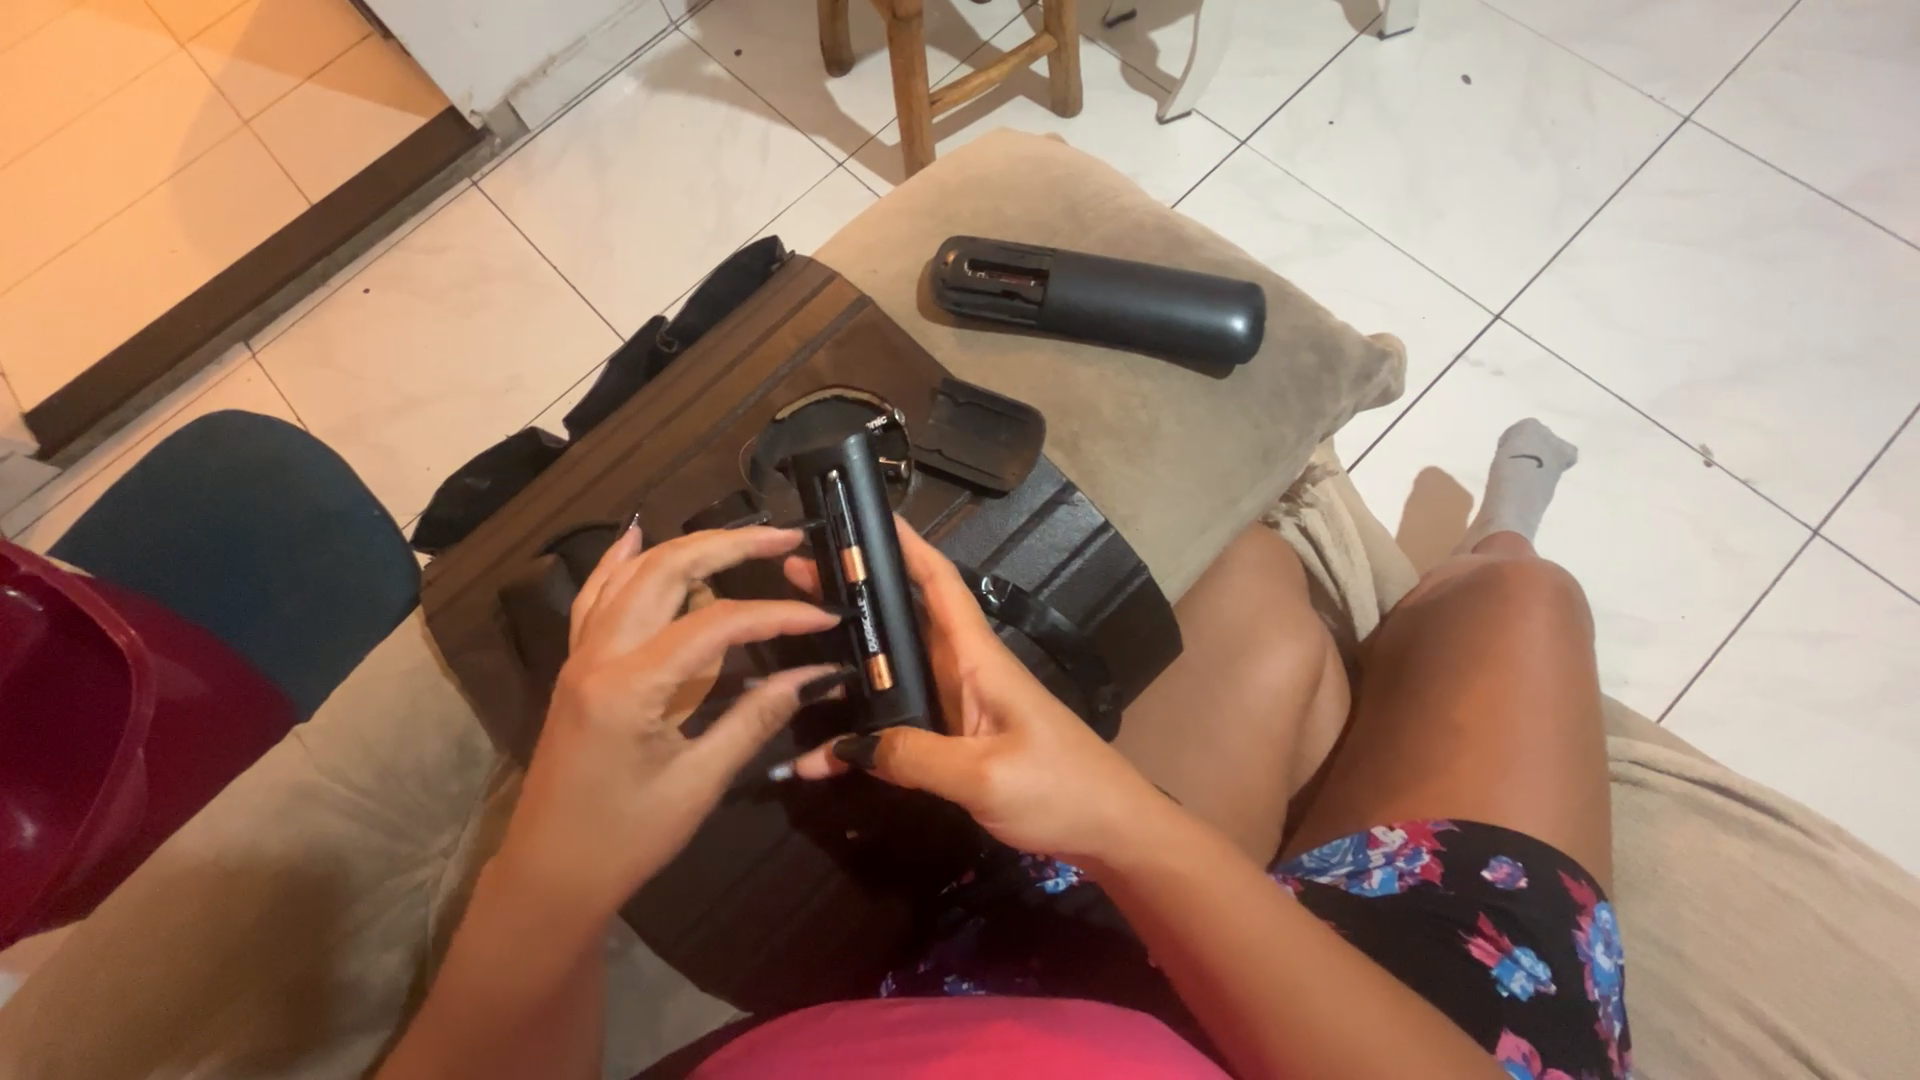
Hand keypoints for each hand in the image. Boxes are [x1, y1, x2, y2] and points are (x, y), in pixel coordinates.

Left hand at [492, 524, 848, 922]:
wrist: (548, 878)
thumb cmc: (625, 838)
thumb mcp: (700, 781)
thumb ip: (757, 717)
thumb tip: (815, 674)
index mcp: (629, 686)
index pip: (717, 623)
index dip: (776, 615)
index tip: (824, 617)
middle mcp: (598, 654)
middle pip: (666, 570)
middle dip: (730, 545)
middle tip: (785, 537)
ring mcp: (581, 655)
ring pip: (631, 572)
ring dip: (687, 546)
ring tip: (740, 539)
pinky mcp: (577, 665)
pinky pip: (596, 595)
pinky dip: (621, 561)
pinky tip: (635, 535)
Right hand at [787, 518, 1172, 870]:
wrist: (1112, 831)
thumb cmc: (1061, 788)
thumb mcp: (984, 775)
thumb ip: (915, 757)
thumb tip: (847, 746)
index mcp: (978, 659)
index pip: (940, 584)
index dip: (906, 545)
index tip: (863, 518)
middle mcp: (966, 672)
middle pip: (906, 619)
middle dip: (858, 594)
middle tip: (797, 574)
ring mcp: (962, 707)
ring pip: (898, 670)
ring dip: (854, 657)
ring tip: (799, 638)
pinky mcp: (959, 741)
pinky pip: (904, 722)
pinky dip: (867, 729)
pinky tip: (829, 747)